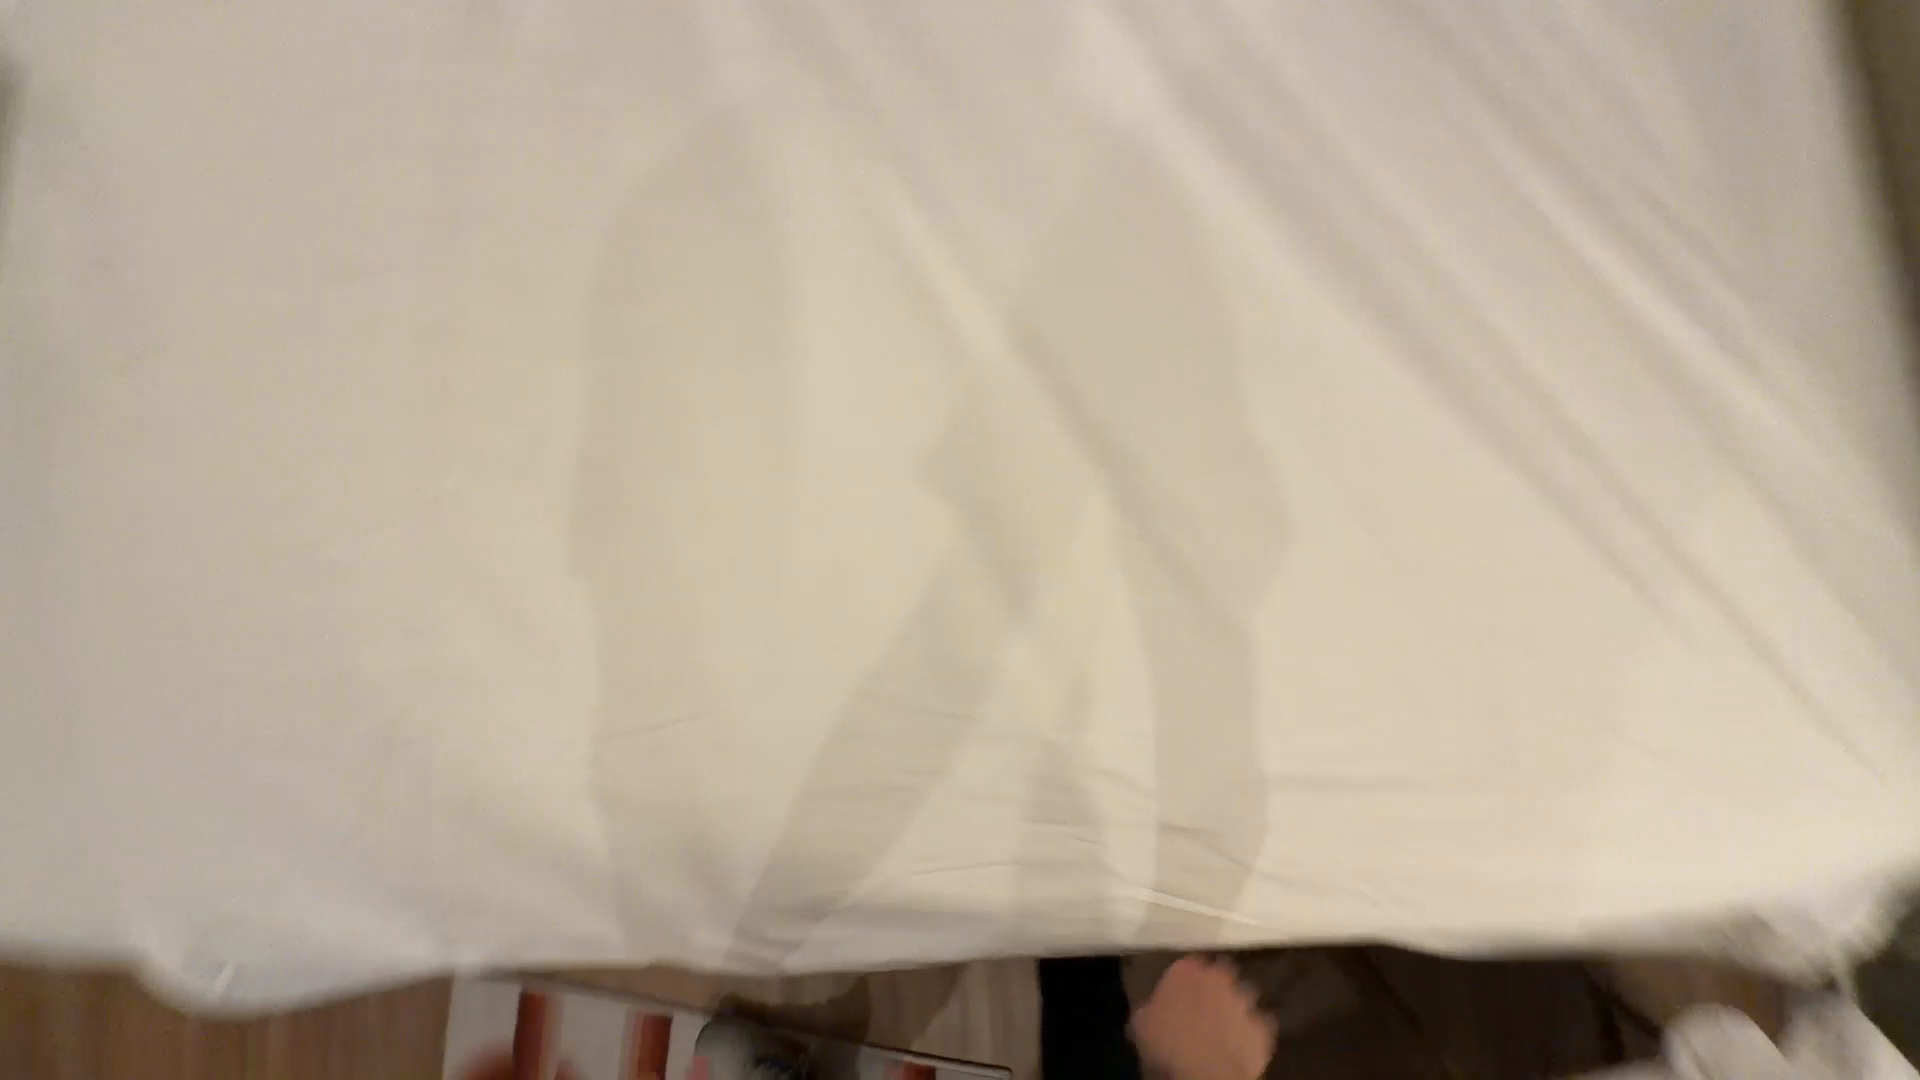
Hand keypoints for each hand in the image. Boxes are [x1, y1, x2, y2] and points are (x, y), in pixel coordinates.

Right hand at [1131, 956, 1275, 1079]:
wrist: (1207, 1072)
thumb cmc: (1168, 1043)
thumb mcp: (1141, 1023)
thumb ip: (1148, 1007)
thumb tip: (1148, 1009)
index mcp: (1185, 968)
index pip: (1187, 964)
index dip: (1185, 980)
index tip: (1180, 994)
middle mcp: (1217, 975)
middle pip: (1219, 972)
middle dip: (1215, 986)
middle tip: (1205, 1005)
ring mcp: (1244, 999)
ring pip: (1243, 995)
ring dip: (1236, 1006)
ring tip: (1225, 1025)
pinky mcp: (1263, 1025)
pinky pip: (1259, 1024)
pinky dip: (1251, 1031)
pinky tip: (1241, 1044)